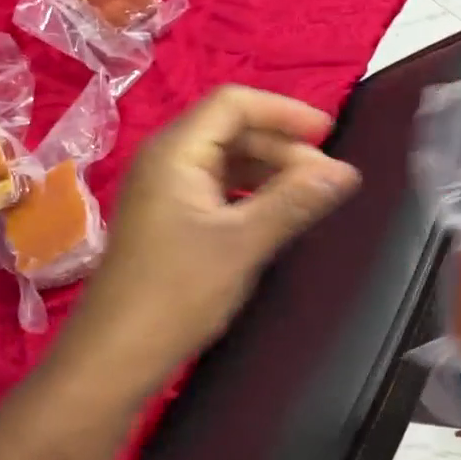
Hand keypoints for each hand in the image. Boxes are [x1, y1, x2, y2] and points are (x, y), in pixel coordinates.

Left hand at [58, 86, 360, 388]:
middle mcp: (165, 157)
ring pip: (224, 157)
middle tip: (327, 177)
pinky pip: (214, 184)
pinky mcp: (165, 215)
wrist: (114, 357)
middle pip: (230, 127)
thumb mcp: (243, 245)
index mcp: (175, 150)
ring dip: (268, 168)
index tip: (329, 134)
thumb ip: (294, 202)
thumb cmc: (176, 293)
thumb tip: (346, 172)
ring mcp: (162, 187)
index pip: (233, 103)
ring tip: (311, 194)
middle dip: (281, 144)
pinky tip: (276, 211)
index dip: (284, 111)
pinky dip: (249, 189)